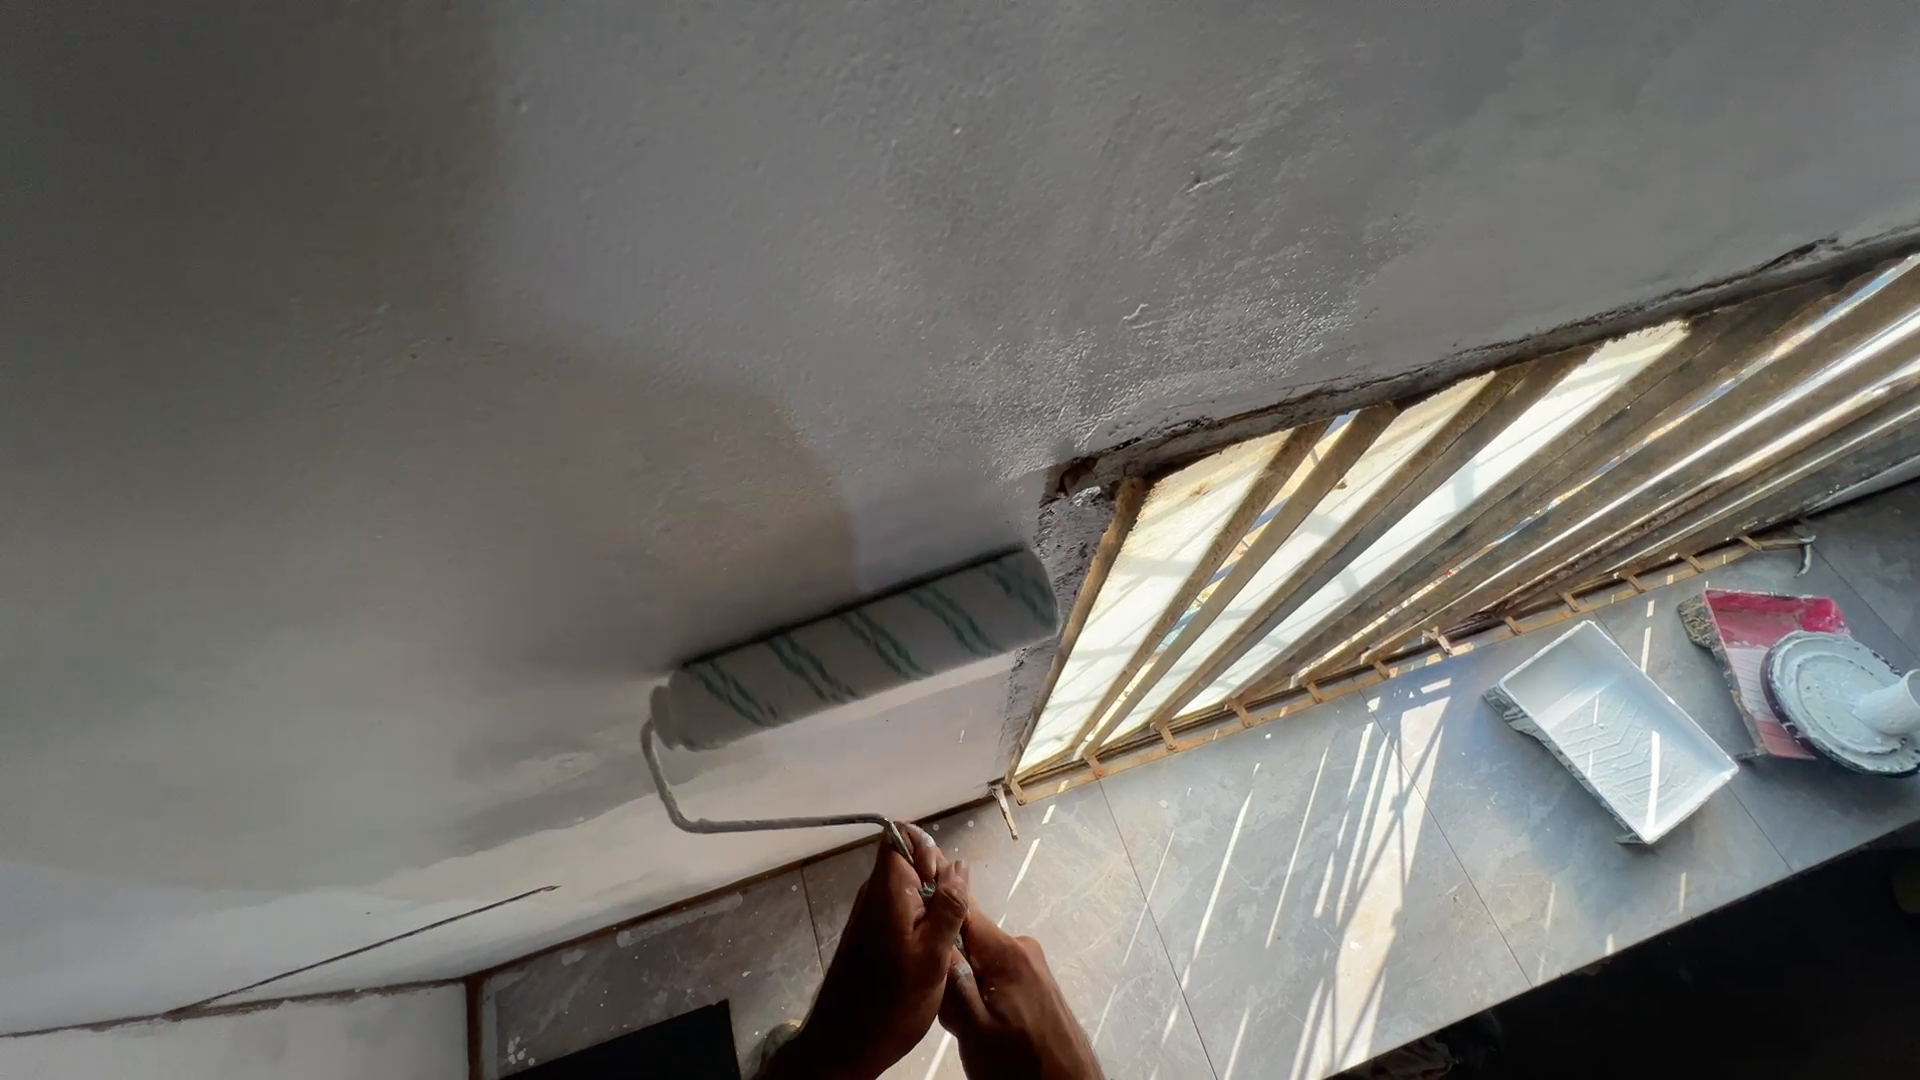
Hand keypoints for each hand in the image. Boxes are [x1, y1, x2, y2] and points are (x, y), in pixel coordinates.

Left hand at [767, 824, 969, 1079]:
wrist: (843, 1047)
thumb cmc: (892, 1002)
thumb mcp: (934, 955)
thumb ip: (949, 906)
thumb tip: (959, 866)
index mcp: (888, 888)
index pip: (901, 836)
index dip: (928, 849)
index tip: (945, 883)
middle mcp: (874, 892)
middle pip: (908, 860)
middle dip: (936, 878)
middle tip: (951, 918)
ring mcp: (870, 913)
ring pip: (907, 886)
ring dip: (930, 903)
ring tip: (945, 938)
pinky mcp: (869, 933)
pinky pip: (899, 908)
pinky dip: (918, 921)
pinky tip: (929, 951)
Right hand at [939, 907, 1101, 1079]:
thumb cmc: (1021, 1067)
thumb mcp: (976, 1031)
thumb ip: (954, 983)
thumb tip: (935, 936)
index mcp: (1007, 951)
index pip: (962, 912)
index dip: (938, 924)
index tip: (923, 949)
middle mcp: (1023, 947)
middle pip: (971, 938)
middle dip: (954, 965)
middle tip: (950, 1006)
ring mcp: (1033, 965)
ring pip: (983, 959)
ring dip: (969, 983)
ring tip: (969, 1021)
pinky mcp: (1038, 983)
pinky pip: (999, 973)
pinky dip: (986, 992)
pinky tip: (988, 1023)